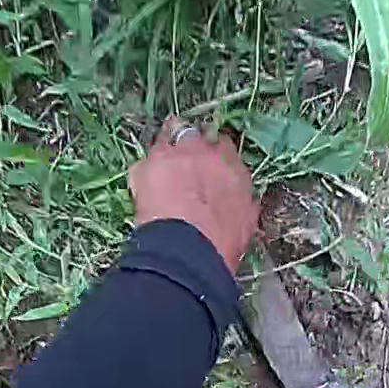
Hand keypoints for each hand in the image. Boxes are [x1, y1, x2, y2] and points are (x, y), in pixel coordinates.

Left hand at [128, 116, 258, 271]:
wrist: (188, 251)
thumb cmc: (220, 246)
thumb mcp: (244, 227)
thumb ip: (242, 204)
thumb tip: (243, 203)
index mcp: (233, 168)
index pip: (224, 149)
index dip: (214, 159)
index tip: (208, 172)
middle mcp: (206, 152)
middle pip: (196, 136)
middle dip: (190, 148)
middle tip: (183, 170)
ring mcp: (175, 154)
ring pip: (169, 137)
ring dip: (166, 150)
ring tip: (161, 171)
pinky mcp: (148, 165)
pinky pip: (144, 163)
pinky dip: (144, 175)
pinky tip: (144, 191)